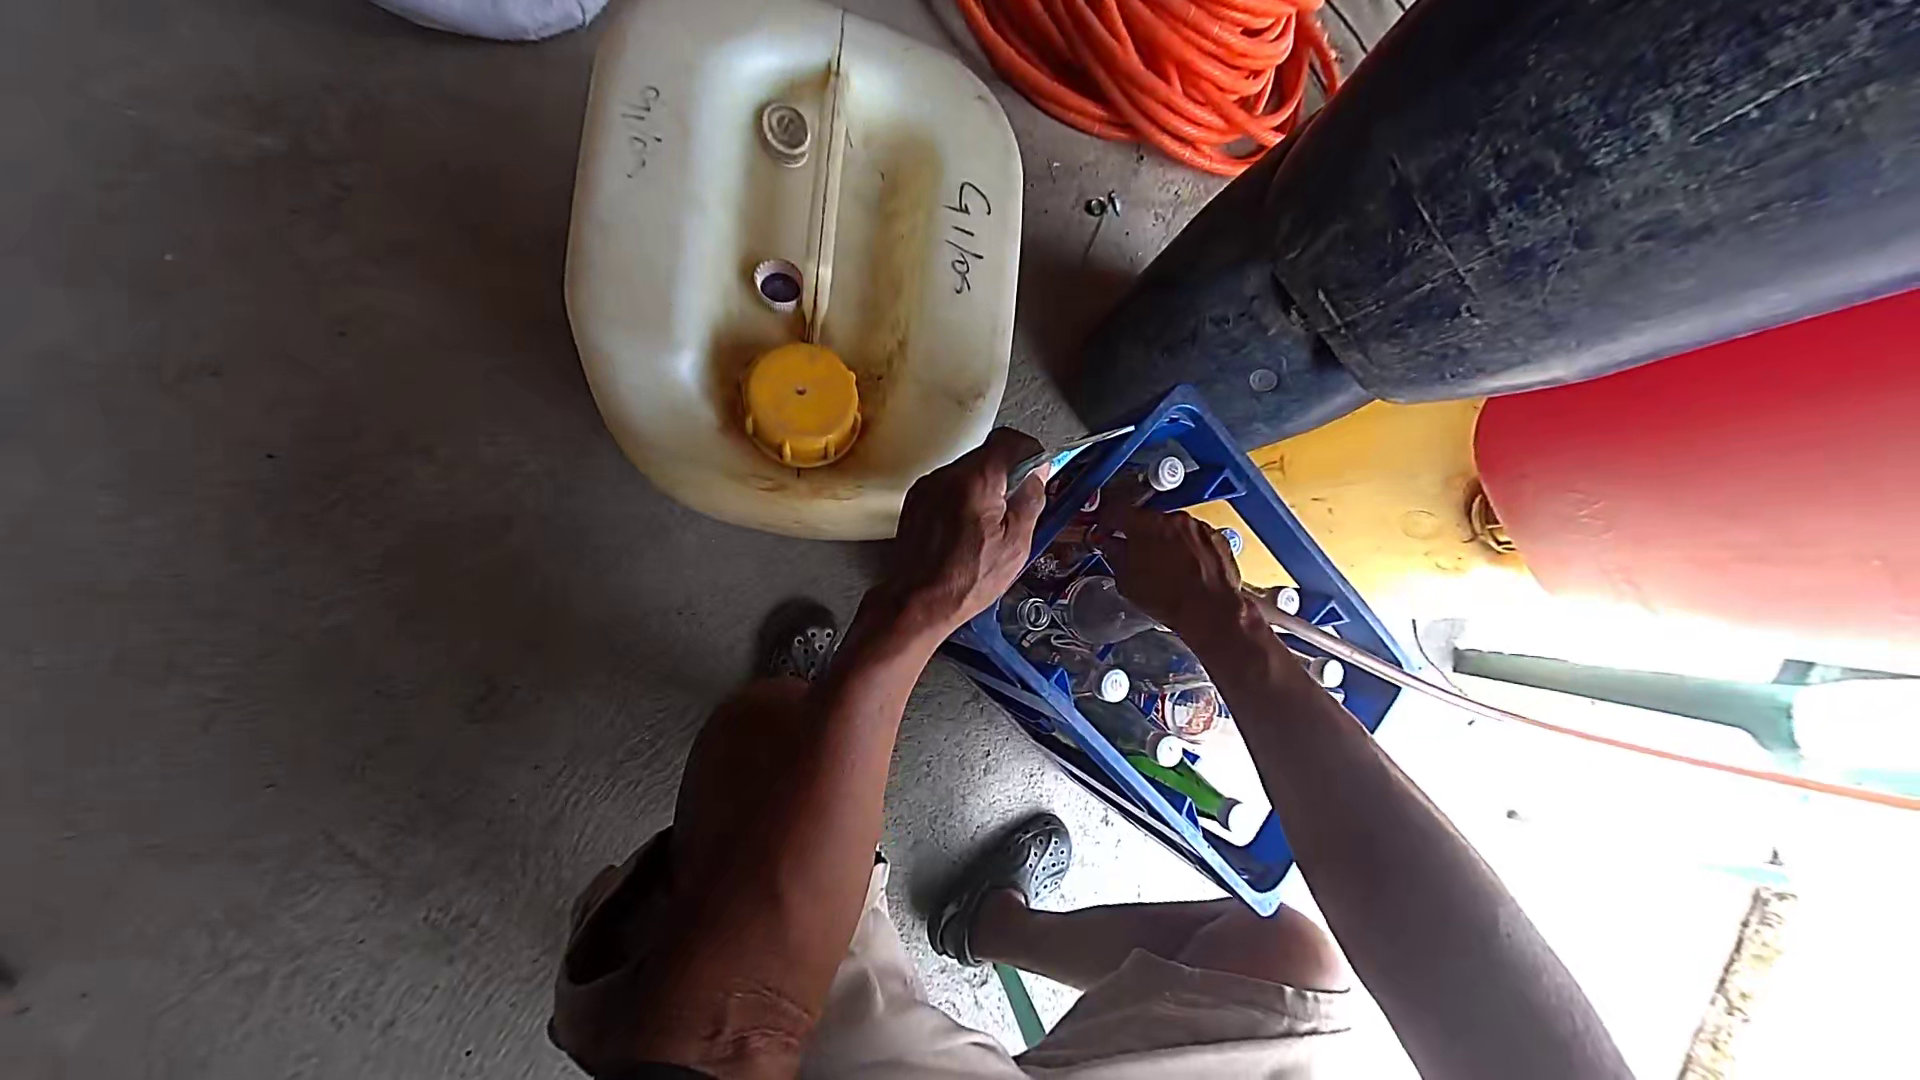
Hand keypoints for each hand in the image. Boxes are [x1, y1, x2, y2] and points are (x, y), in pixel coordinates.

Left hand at [878, 428, 1045, 643]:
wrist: (918, 602)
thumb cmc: (964, 582)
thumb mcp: (1016, 544)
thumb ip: (1031, 500)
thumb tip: (1039, 475)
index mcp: (975, 481)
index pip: (1009, 440)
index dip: (1030, 453)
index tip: (1038, 469)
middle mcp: (946, 476)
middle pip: (987, 454)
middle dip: (1007, 474)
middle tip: (1017, 504)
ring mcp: (927, 487)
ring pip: (967, 471)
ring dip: (984, 487)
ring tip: (990, 524)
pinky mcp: (916, 501)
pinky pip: (948, 487)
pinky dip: (963, 499)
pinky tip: (968, 530)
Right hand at [1097, 496, 1245, 639]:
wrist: (1211, 611)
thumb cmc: (1170, 598)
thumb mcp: (1127, 580)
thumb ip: (1115, 555)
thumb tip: (1111, 545)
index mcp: (1144, 525)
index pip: (1117, 511)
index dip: (1106, 522)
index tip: (1105, 532)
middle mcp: (1172, 518)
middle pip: (1147, 519)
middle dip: (1138, 534)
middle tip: (1134, 555)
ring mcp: (1197, 526)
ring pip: (1172, 527)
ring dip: (1164, 540)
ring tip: (1163, 567)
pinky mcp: (1215, 537)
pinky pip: (1194, 536)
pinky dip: (1187, 547)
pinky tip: (1184, 569)